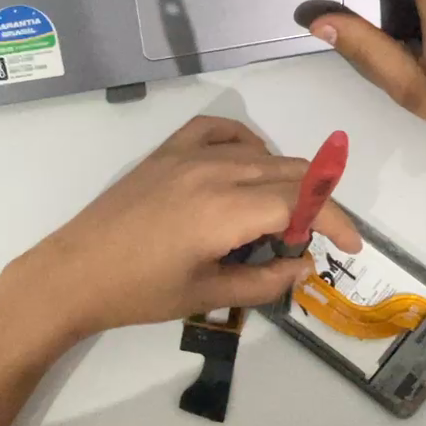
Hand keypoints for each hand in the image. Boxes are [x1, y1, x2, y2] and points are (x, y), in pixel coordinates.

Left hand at [9, 116, 362, 337]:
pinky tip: (246, 166)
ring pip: (259, 152)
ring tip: (281, 214)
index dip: (335, 221)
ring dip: (284, 177)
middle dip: (316, 202)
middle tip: (315, 238)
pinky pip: (218, 130)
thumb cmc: (138, 293)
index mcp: (227, 209)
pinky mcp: (165, 152)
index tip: (351, 245)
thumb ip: (265, 280)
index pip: (302, 201)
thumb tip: (305, 265)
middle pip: (289, 171)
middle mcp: (214, 171)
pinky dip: (245, 143)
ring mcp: (187, 155)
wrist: (73, 273)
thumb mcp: (207, 294)